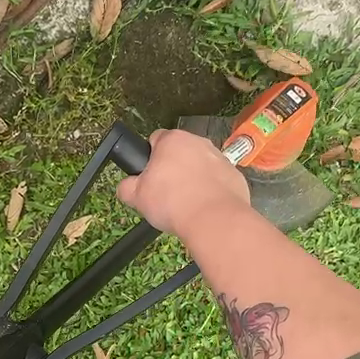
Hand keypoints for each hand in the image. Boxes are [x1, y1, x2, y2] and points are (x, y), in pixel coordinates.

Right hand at [115, 129, 252, 238]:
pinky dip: (210, 190)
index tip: (149, 177)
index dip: (150, 159)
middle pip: (179, 152)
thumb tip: (125, 186)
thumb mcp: (136, 197)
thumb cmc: (173, 202)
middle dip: (172, 169)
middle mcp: (198, 142)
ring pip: (199, 165)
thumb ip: (126, 187)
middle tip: (165, 194)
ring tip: (185, 204)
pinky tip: (203, 208)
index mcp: (172, 140)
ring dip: (192, 179)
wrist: (213, 219)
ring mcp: (219, 157)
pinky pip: (217, 180)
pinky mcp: (234, 174)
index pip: (155, 139)